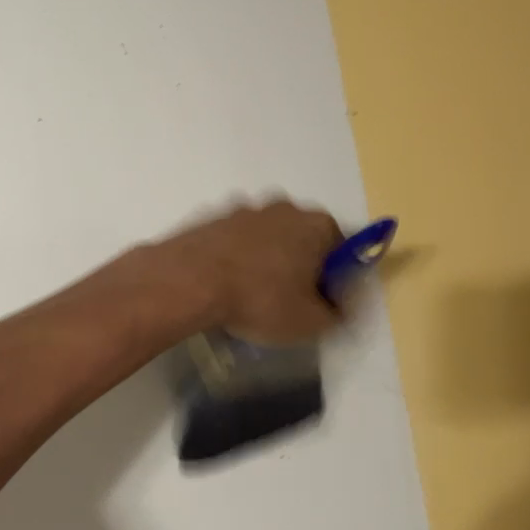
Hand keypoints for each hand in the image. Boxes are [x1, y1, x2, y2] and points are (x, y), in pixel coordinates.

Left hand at [155, 199, 345, 342]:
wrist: (189, 280)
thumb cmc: (261, 298)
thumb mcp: (312, 322)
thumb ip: (336, 314)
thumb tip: (336, 307)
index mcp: (316, 224)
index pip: (340, 251)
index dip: (334, 281)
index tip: (321, 305)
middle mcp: (282, 207)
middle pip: (300, 240)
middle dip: (296, 267)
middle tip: (285, 303)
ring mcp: (241, 209)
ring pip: (262, 240)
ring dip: (261, 262)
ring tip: (248, 298)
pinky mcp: (208, 219)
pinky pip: (231, 243)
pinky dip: (231, 261)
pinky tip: (222, 289)